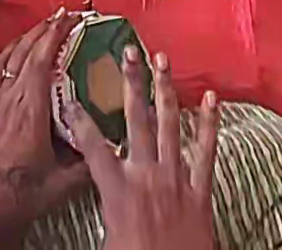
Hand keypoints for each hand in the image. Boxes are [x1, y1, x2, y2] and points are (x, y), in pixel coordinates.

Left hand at [0, 11, 88, 238]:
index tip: (71, 17)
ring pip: (12, 54)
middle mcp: (12, 96)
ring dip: (29, 34)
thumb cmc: (16, 196)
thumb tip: (113, 146)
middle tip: (64, 14)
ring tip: (45, 23)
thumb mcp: (60, 183)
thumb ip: (88, 162)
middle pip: (27, 49)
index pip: (42, 57)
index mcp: (31, 107)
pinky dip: (10, 50)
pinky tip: (17, 46)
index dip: (56, 33)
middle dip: (47, 26)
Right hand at [68, 47, 217, 249]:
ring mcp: (175, 179)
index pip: (93, 147)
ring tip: (162, 59)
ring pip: (169, 123)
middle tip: (129, 51)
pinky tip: (212, 98)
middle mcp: (146, 176)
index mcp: (118, 191)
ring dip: (165, 89)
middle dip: (132, 82)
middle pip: (137, 119)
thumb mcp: (107, 245)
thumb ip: (101, 212)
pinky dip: (209, 124)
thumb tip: (88, 198)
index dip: (79, 122)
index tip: (70, 97)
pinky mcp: (199, 190)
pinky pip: (206, 151)